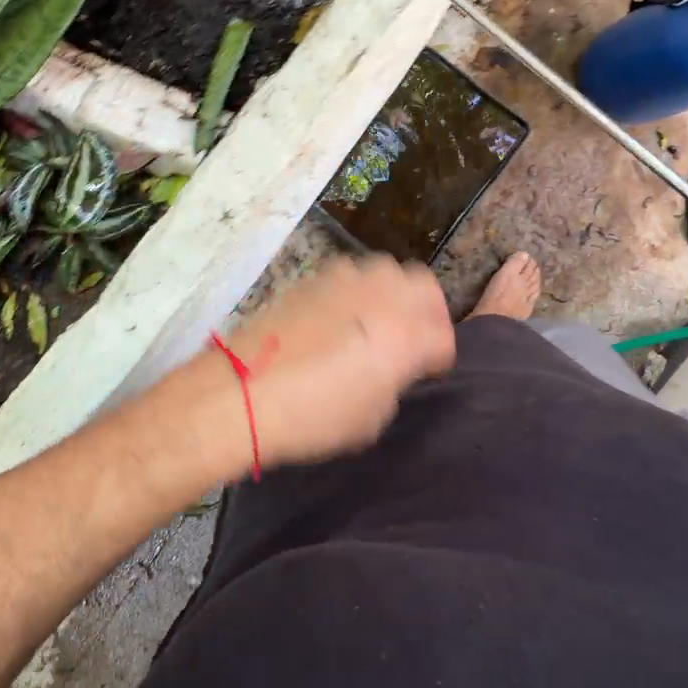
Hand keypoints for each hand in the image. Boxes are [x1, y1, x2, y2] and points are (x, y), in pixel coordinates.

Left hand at [170, 255, 455, 476]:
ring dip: (391, 293)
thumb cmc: (313, 416)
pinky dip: (356, 291)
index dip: (439, 355)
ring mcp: (345, 280)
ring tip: (377, 322)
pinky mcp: (313, 277)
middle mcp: (382, 296)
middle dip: (424, 310)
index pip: (443, 335)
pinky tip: (342, 317)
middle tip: (411, 337)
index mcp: (405, 336)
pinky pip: (350, 274)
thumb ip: (395, 380)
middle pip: (422, 285)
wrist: (244, 391)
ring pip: (386, 270)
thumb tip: (394, 367)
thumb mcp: (371, 415)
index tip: (428, 369)